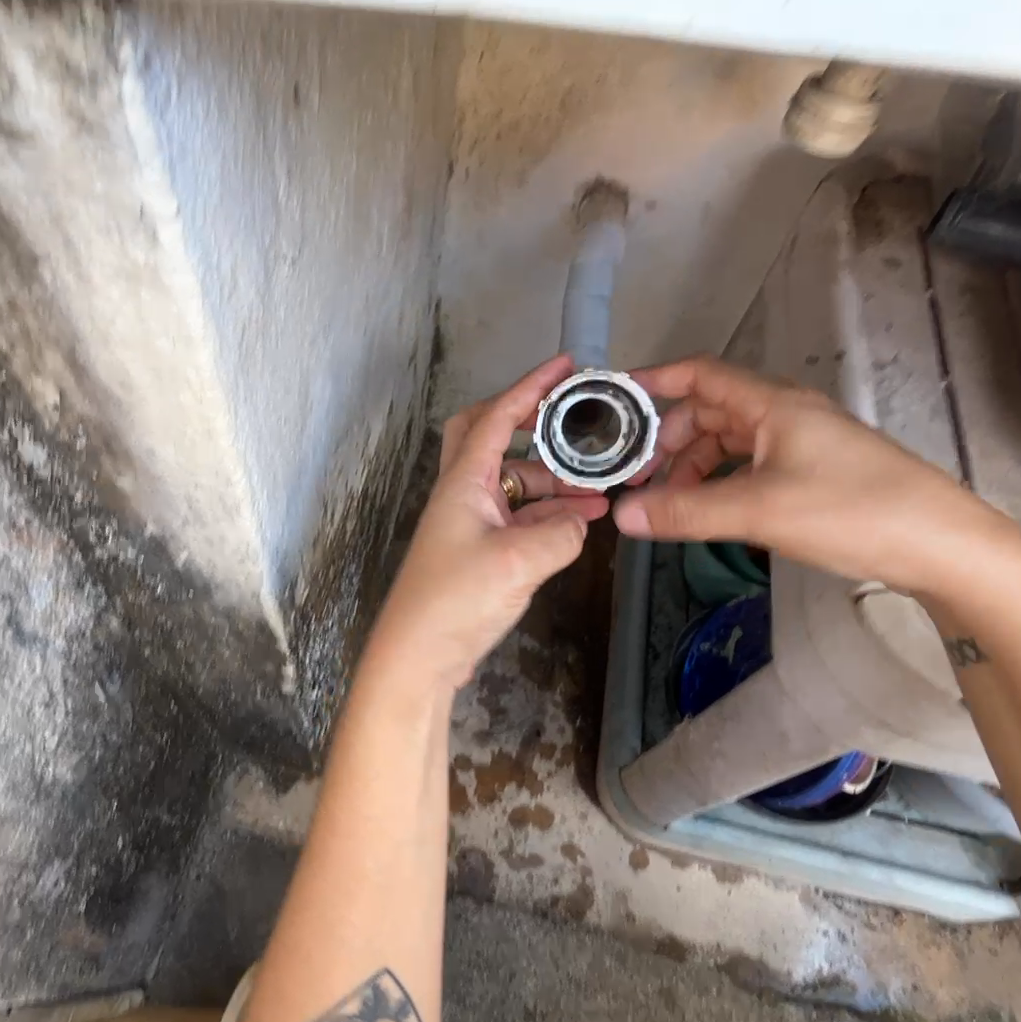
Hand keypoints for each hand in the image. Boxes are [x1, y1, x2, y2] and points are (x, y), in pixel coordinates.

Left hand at [365, 355, 611, 687]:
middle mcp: (464, 493)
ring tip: (601, 490)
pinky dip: (549, 515)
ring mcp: (471, 523)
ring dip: (553, 482)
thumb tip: (580, 519)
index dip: (530, 388)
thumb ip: (560, 534)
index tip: (566, 366)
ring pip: (514, 484)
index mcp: (462, 482)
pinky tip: (582, 522)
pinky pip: (520, 518)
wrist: (419, 656)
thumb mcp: (518, 561)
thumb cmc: (457, 600)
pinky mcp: (481, 551)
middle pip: (491, 438)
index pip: (496, 417)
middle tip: (571, 421)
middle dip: (530, 423)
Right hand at [612, 355, 1020, 596]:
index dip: (657, 380)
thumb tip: (622, 515)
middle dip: (670, 438)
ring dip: (696, 465)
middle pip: (712, 411)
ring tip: (673, 501)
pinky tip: (713, 510)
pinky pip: (752, 465)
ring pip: (732, 442)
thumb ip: (685, 511)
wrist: (946, 546)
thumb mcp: (758, 512)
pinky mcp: (818, 473)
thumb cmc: (851, 512)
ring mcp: (805, 444)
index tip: (616, 399)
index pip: (702, 375)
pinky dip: (723, 482)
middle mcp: (787, 415)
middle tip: (641, 475)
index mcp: (773, 406)